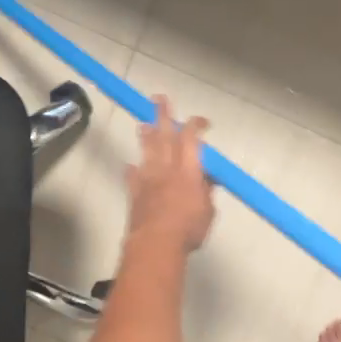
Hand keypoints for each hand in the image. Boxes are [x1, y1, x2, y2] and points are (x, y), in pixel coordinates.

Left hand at [126, 96, 215, 252]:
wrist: (156, 243)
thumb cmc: (189, 229)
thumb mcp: (208, 211)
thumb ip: (206, 192)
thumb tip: (207, 180)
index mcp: (189, 171)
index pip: (191, 139)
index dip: (196, 125)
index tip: (202, 121)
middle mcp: (167, 168)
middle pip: (164, 136)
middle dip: (163, 115)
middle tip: (159, 98)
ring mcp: (148, 179)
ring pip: (147, 151)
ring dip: (146, 136)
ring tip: (144, 124)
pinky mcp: (135, 192)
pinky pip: (132, 176)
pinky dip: (133, 170)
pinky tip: (131, 166)